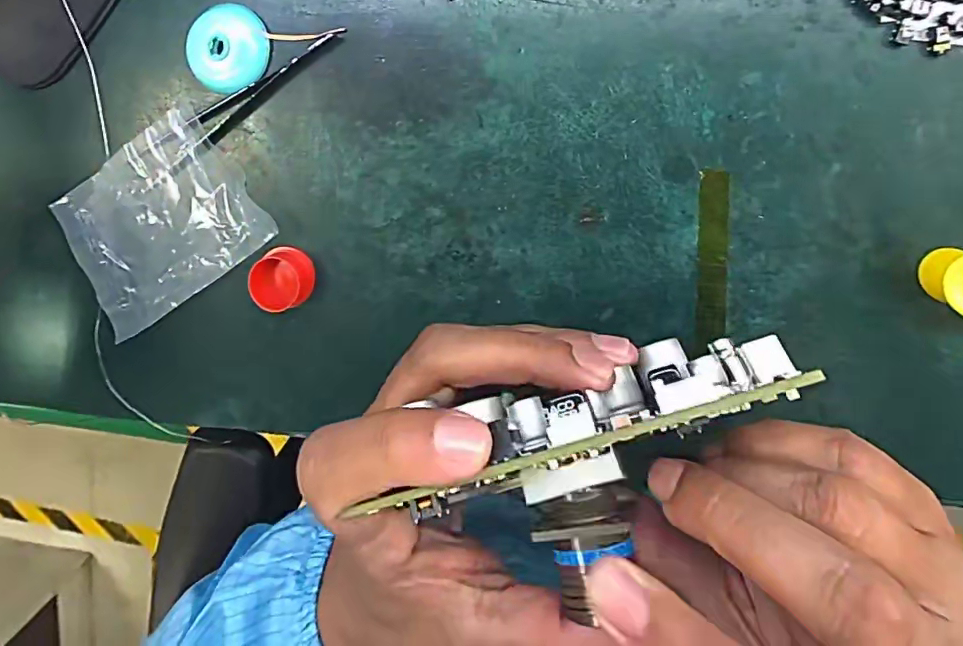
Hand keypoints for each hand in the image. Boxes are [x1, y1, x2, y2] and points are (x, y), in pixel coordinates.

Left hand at [297, 323, 641, 645]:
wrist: (377, 572)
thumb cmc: (409, 597)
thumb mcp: (465, 623)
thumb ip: (531, 620)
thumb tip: (616, 609)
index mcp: (351, 496)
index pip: (346, 458)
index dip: (404, 441)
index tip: (476, 449)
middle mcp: (376, 427)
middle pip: (430, 362)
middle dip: (514, 357)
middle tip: (594, 375)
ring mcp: (410, 397)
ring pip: (464, 345)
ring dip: (539, 345)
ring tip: (609, 361)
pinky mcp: (442, 388)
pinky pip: (486, 354)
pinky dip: (541, 349)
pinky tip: (590, 357)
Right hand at [584, 421, 962, 645]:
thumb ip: (681, 626)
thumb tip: (607, 576)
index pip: (838, 598)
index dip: (734, 527)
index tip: (659, 492)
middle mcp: (943, 623)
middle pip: (842, 529)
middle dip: (733, 490)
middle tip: (672, 479)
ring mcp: (946, 568)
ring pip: (855, 484)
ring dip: (761, 454)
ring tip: (711, 461)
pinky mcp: (930, 525)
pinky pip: (868, 459)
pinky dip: (797, 438)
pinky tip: (755, 449)